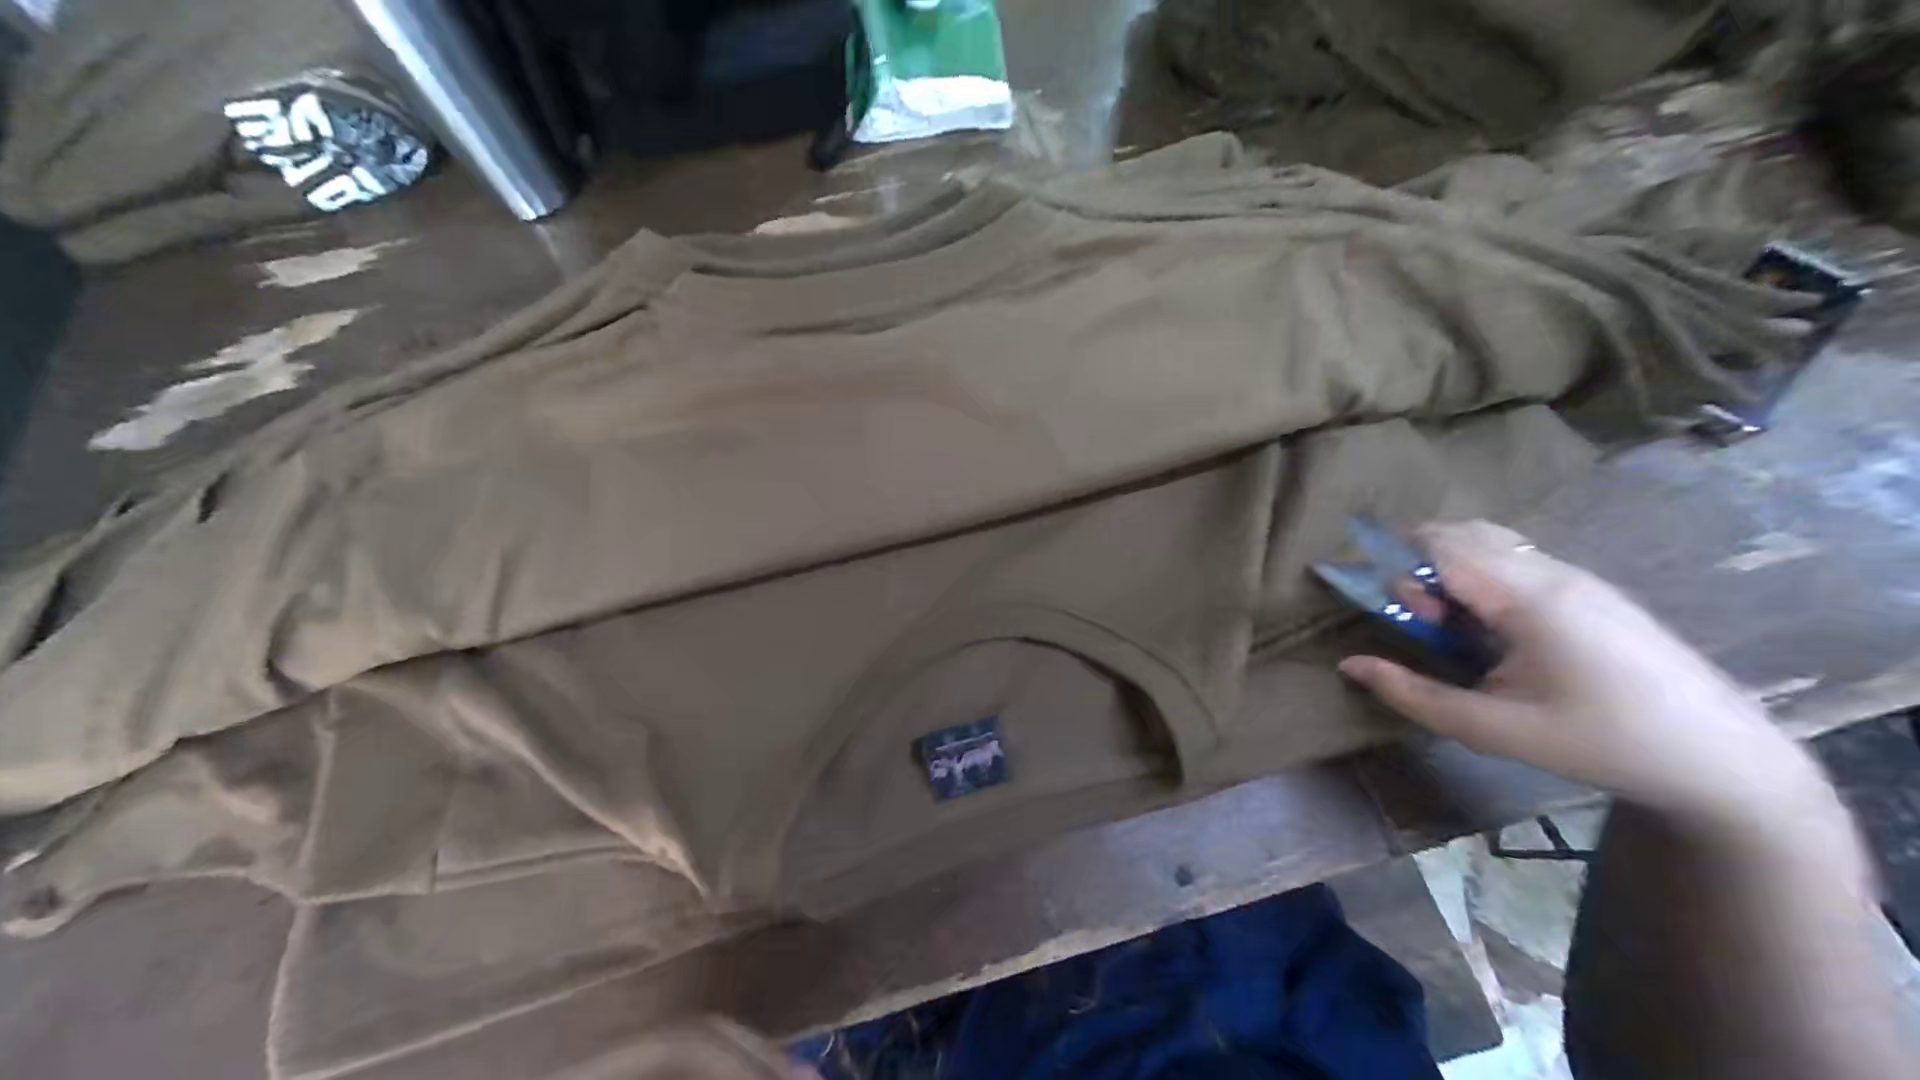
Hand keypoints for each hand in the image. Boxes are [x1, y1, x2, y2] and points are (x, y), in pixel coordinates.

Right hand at [1338, 521, 1830, 829]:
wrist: (1724, 760)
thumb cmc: (1598, 743)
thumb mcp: (1491, 729)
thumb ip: (1411, 693)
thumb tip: (1348, 664)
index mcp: (1528, 599)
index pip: (1441, 544)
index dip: (1402, 568)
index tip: (1403, 613)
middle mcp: (1553, 572)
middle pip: (1463, 533)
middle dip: (1424, 566)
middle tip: (1429, 622)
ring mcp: (1580, 577)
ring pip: (1492, 543)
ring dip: (1456, 572)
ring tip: (1462, 630)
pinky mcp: (1595, 591)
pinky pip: (1520, 561)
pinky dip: (1486, 579)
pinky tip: (1501, 633)